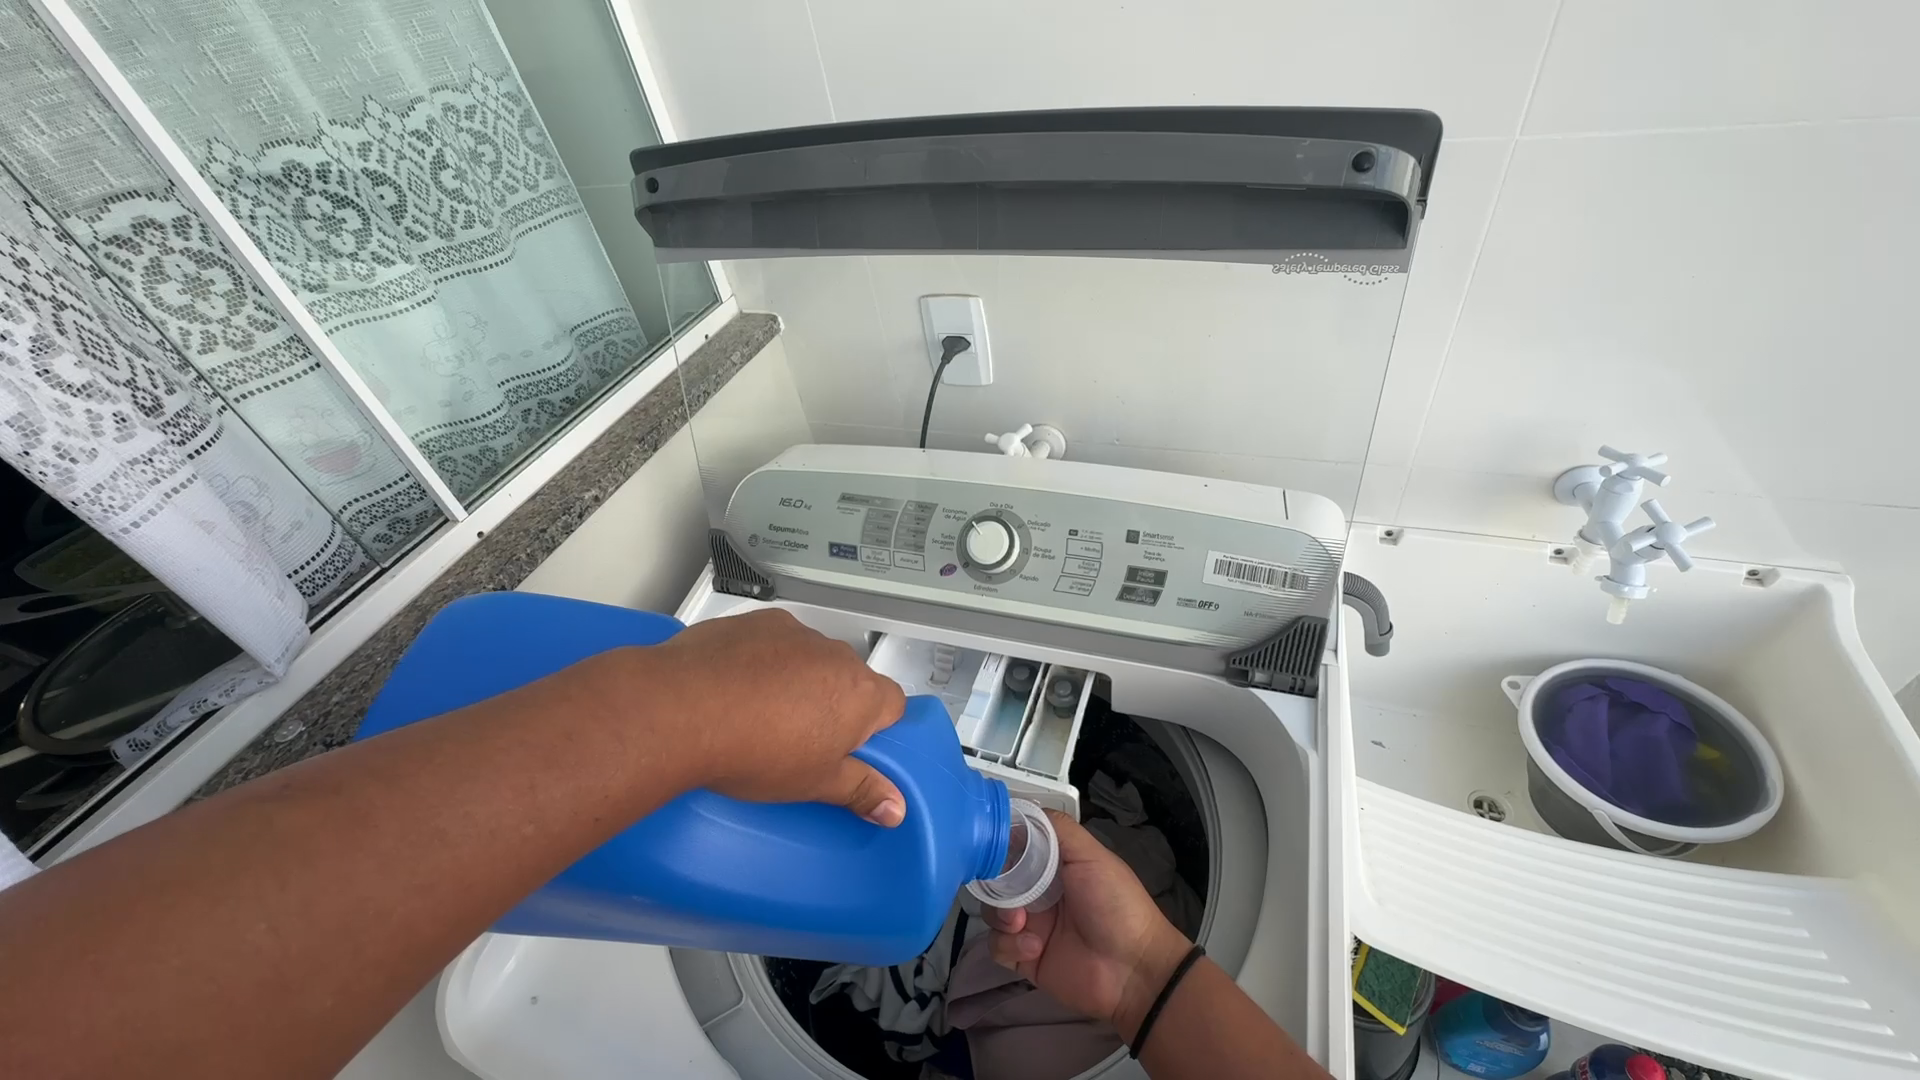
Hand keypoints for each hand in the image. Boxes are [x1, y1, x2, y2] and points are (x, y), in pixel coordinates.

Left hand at [625, 608, 907, 824]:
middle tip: (799, 737)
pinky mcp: (757, 621)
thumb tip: (894, 808)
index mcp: (861, 694)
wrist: (682, 710)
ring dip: (797, 677)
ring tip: (760, 712)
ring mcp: (795, 633)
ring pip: (810, 657)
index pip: (892, 704)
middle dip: (832, 702)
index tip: (847, 746)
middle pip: (850, 678)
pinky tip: (735, 685)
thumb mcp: (813, 783)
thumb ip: (860, 790)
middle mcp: (835, 655)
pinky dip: (762, 657)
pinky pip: (772, 639)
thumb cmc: (753, 749)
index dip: (872, 727)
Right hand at [980, 810, 1191, 1040]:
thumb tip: (1020, 811)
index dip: (1001, 846)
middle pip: (997, 879)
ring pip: (992, 911)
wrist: (1133, 971)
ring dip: (1001, 915)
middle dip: (997, 884)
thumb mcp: (1091, 856)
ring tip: (1020, 923)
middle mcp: (1039, 891)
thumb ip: (1058, 829)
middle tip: (1010, 893)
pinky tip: (1033, 948)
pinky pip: (997, 946)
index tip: (991, 848)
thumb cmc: (1115, 905)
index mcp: (1054, 865)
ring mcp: (1030, 925)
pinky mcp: (1024, 957)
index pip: (1015, 847)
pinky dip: (1009, 944)